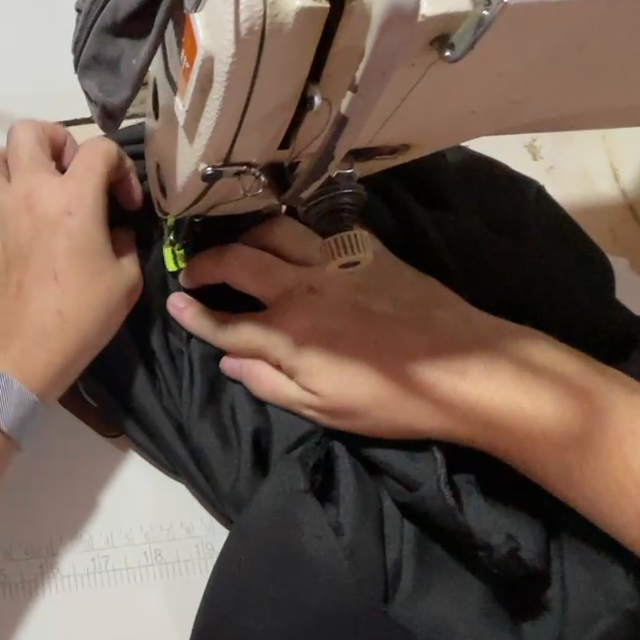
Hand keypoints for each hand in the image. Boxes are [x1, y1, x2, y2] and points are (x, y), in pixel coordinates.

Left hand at [0, 121, 145, 399]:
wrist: (32, 349)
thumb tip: (115, 232)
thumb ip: (124, 242)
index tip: (125, 203)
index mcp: (74, 197)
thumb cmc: (84, 314)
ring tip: (27, 183)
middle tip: (69, 170)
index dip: (120, 167)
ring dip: (7, 163)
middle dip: (53, 140)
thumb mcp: (127, 278)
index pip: (100, 149)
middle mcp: (31, 193)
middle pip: (27, 131)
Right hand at [165, 216, 590, 446]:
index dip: (192, 314)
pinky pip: (317, 229)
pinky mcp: (365, 250)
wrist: (467, 367)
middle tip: (192, 271)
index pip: (224, 321)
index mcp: (288, 335)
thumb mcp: (323, 409)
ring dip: (244, 237)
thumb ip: (269, 382)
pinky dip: (292, 231)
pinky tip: (289, 239)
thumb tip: (229, 361)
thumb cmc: (391, 400)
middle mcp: (301, 290)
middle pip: (238, 263)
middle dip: (205, 264)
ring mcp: (334, 264)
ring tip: (236, 248)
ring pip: (273, 233)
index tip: (172, 303)